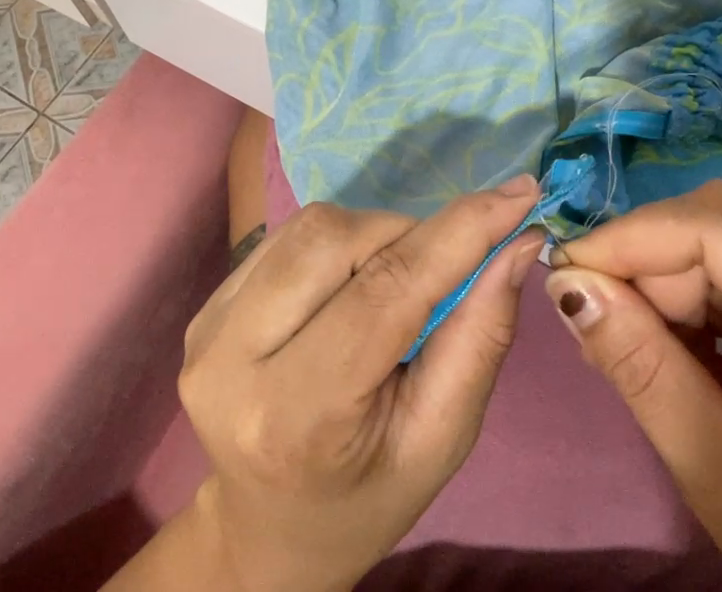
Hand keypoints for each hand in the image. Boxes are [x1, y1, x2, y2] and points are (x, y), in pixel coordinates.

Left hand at [150, 179, 545, 591]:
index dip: (458, 232)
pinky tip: (346, 292)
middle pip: (334, 239)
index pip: (387, 291)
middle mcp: (231, 360)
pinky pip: (284, 239)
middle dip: (408, 234)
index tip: (518, 193)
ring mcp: (206, 328)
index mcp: (298, 415)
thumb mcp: (442, 438)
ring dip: (371, 237)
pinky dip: (335, 247)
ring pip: (307, 228)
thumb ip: (480, 336)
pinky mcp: (202, 307)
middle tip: (445, 269)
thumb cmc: (368, 496)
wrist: (268, 527)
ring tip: (392, 289)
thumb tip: (516, 242)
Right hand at [545, 182, 721, 591]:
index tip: (567, 275)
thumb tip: (568, 283)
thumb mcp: (720, 475)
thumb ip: (644, 371)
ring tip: (655, 351)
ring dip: (677, 280)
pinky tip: (700, 346)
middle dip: (654, 266)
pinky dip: (710, 291)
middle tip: (607, 333)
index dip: (637, 237)